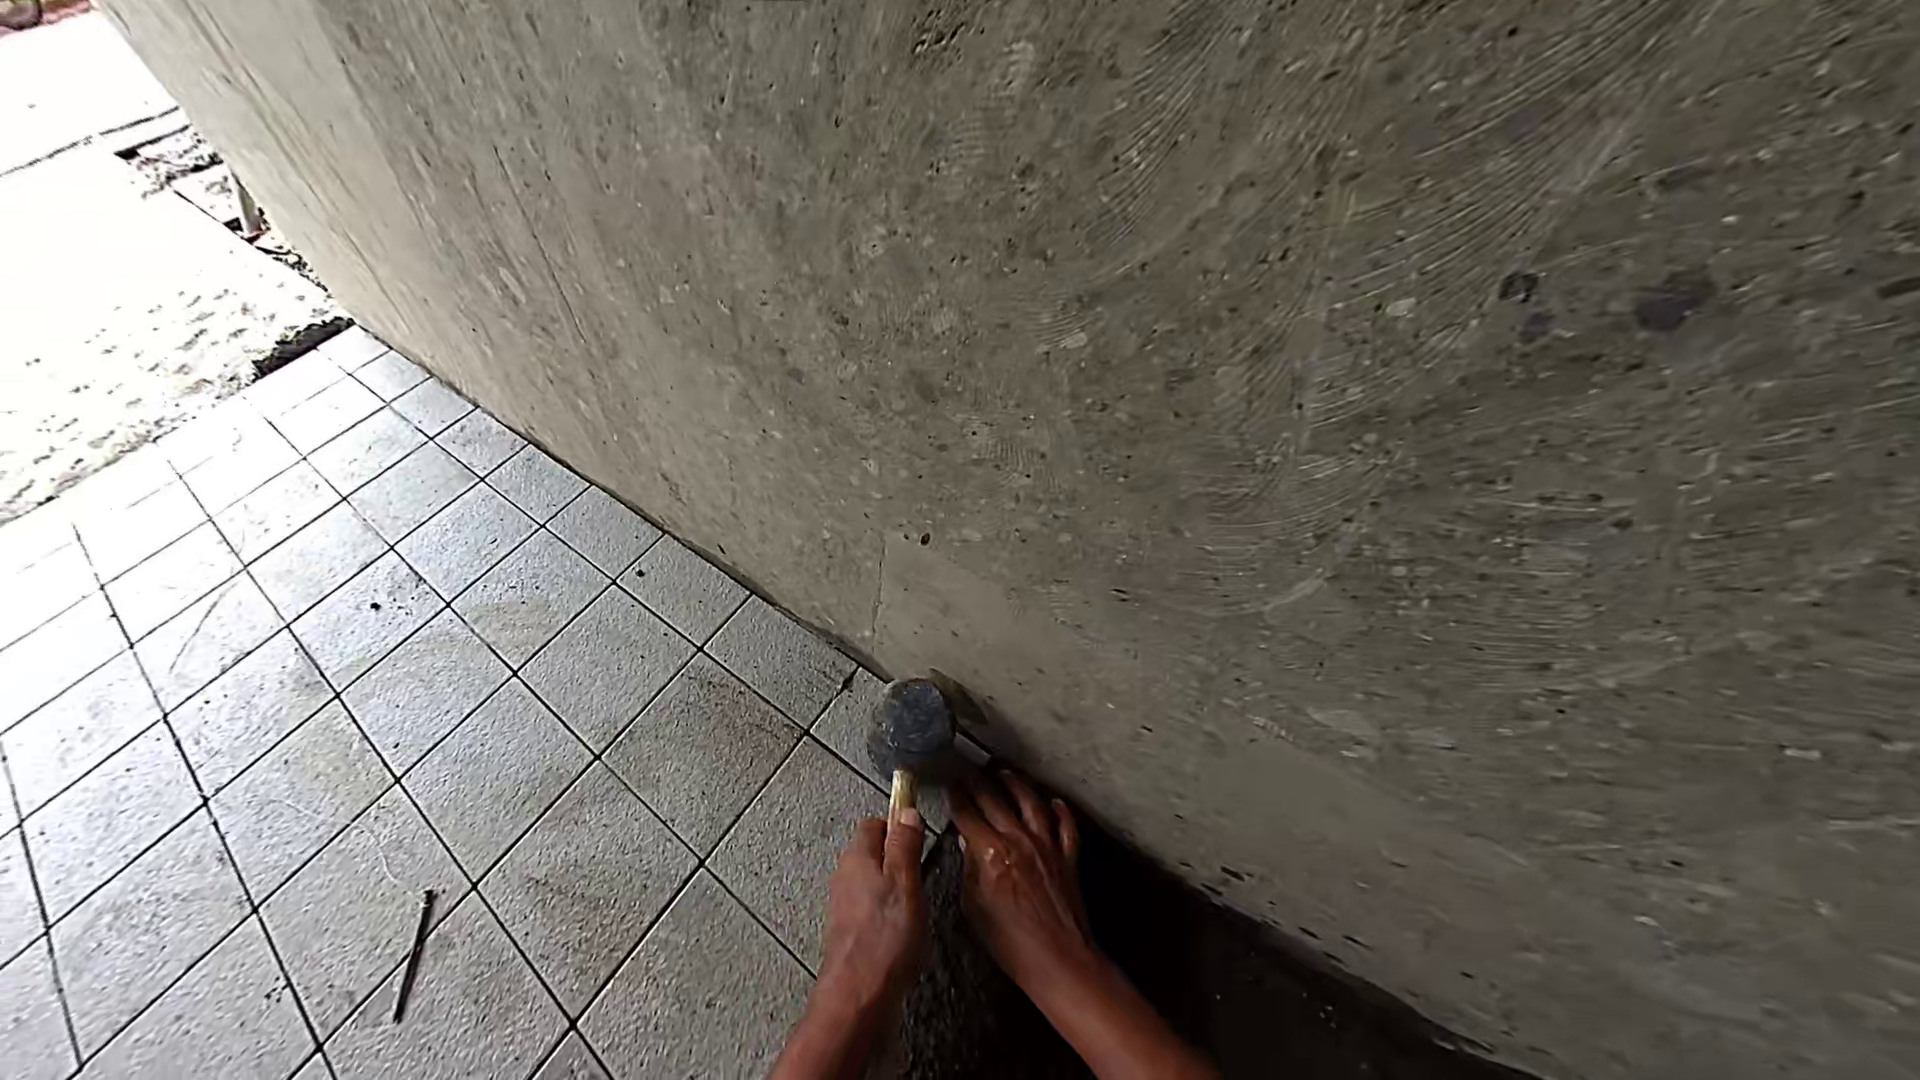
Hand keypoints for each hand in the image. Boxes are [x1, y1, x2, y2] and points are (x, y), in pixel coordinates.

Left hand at [815, 807, 926, 1010]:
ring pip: (873, 880)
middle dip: (899, 858)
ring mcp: (845, 906)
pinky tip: (902, 931)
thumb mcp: (905, 879)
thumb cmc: (881, 942)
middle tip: (920, 873)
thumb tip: (907, 813)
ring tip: (914, 906)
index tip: (919, 834)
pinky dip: (888, 913)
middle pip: (874, 851)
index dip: (899, 824)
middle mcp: (845, 877)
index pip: (875, 821)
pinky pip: (872, 909)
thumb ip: (905, 843)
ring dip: (895, 887)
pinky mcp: (850, 932)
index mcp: (857, 857)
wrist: (858, 999)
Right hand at [948, 770, 1095, 996]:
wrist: (1058, 961)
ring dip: (1015, 784)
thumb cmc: (1013, 944)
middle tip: (970, 774)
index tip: (952, 790)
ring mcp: (1046, 846)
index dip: (957, 799)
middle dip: (978, 783)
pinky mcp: (1066, 856)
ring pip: (1030, 801)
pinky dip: (1060, 811)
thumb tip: (966, 847)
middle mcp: (1019, 841)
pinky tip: (1054, 802)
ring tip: (1005, 774)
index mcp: (992, 854)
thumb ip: (969, 871)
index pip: (968, 815)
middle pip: (995, 800)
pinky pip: (1065, 825)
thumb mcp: (974, 908)